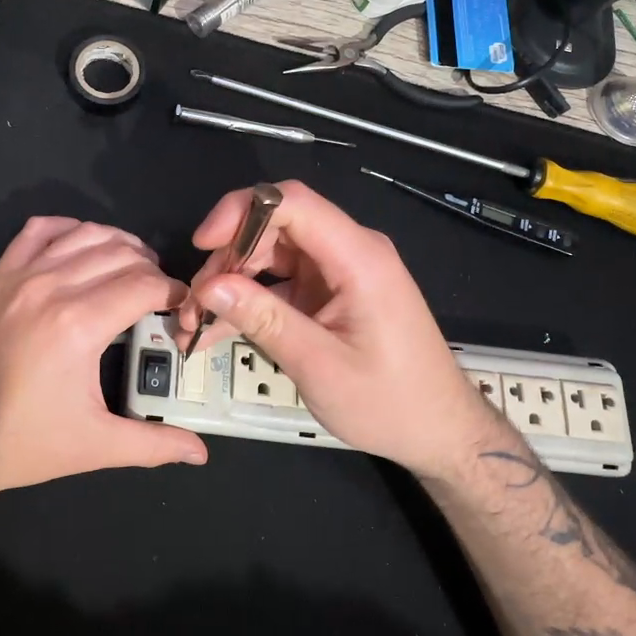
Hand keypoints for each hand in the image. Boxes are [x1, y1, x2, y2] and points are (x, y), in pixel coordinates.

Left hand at [0, 217, 207, 501]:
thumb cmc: (20, 443)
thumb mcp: (93, 448)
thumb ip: (153, 444)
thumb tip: (200, 454)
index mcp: (78, 324)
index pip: (145, 284)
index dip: (174, 292)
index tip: (182, 310)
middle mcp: (52, 287)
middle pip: (121, 253)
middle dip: (152, 268)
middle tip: (162, 295)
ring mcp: (20, 275)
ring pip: (85, 233)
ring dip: (118, 244)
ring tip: (133, 268)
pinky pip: (39, 230)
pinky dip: (69, 229)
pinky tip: (82, 248)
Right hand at [180, 181, 498, 479]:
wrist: (441, 433)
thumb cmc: (390, 403)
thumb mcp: (320, 366)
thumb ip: (264, 320)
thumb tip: (208, 286)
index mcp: (358, 257)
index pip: (293, 202)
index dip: (242, 210)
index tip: (204, 245)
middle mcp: (349, 251)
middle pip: (275, 226)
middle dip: (227, 257)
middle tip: (194, 301)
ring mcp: (339, 271)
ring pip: (271, 253)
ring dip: (231, 282)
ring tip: (196, 321)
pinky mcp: (330, 291)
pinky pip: (280, 281)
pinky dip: (249, 300)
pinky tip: (216, 330)